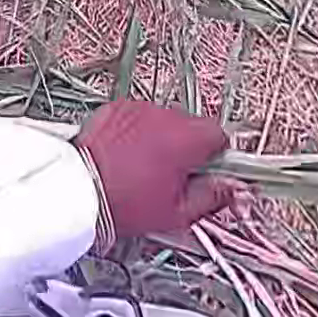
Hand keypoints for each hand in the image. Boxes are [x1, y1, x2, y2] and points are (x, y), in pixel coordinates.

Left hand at [75, 101, 231, 244]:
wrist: (83, 186)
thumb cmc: (129, 202)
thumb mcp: (179, 211)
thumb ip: (213, 196)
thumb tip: (234, 188)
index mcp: (183, 139)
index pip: (218, 133)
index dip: (218, 153)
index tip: (211, 170)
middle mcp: (160, 115)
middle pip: (190, 124)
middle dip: (190, 145)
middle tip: (178, 173)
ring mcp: (136, 107)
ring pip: (163, 118)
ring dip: (164, 135)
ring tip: (149, 164)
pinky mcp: (115, 106)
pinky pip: (138, 114)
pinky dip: (139, 128)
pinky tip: (129, 151)